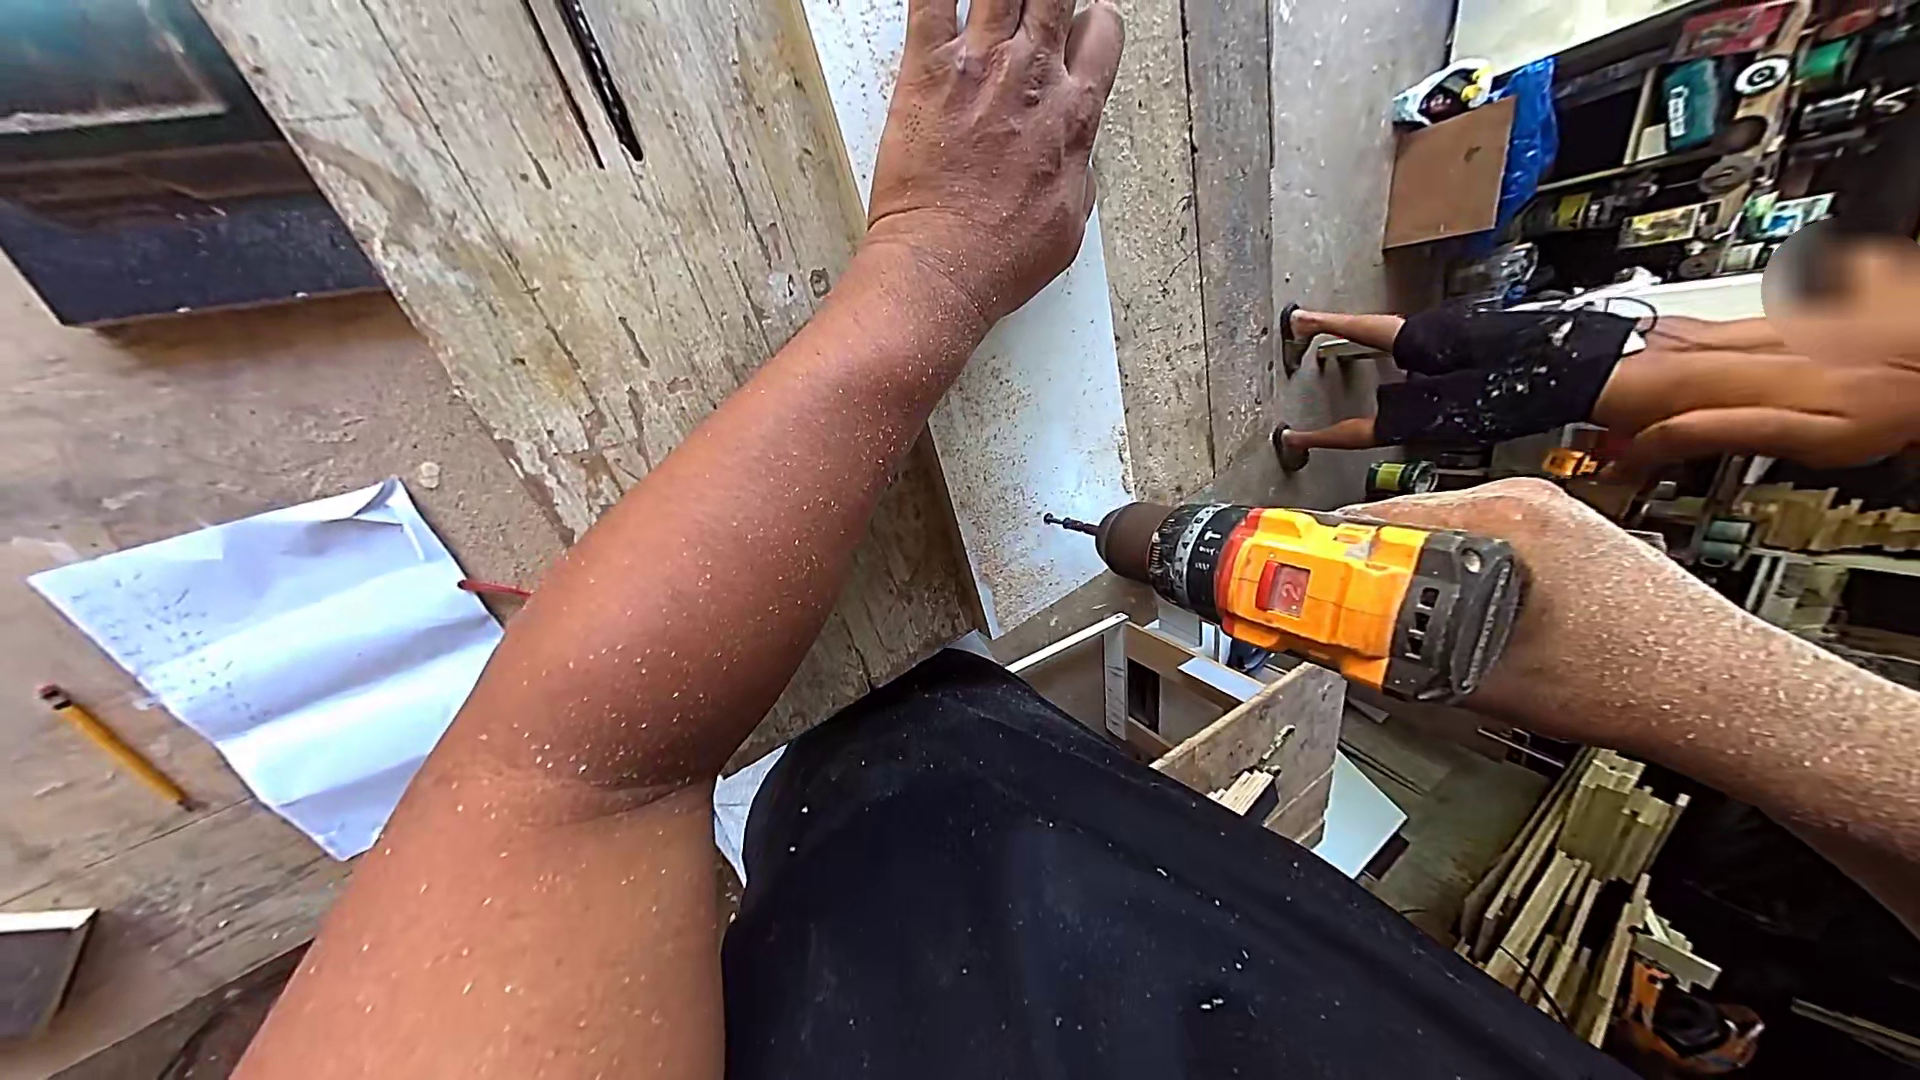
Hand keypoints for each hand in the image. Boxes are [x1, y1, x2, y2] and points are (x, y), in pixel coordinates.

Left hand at [862, 0, 1122, 327]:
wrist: (944, 271)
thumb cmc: (998, 260)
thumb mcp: (1066, 231)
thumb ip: (1078, 180)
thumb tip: (1076, 167)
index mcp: (1072, 115)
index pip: (1101, 31)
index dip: (1087, 31)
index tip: (1071, 43)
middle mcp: (1031, 78)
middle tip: (1030, 15)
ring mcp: (978, 67)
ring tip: (992, 10)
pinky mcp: (926, 70)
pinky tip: (939, 6)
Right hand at [1358, 479, 1759, 748]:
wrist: (1727, 697)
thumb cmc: (1632, 682)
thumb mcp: (1478, 678)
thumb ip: (1390, 660)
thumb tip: (1328, 650)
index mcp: (1505, 517)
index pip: (1377, 518)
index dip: (1326, 550)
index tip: (1297, 571)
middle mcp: (1523, 500)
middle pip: (1400, 519)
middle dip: (1358, 561)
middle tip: (1329, 597)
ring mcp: (1543, 512)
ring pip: (1433, 528)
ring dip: (1398, 564)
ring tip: (1380, 603)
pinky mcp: (1553, 531)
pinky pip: (1468, 537)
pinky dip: (1436, 565)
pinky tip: (1433, 600)